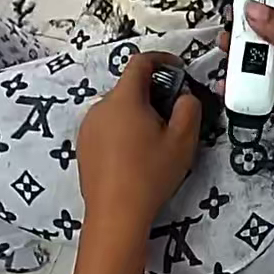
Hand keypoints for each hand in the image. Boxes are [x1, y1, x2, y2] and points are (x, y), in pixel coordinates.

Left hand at [78, 51, 201, 232]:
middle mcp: (101, 107)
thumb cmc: (150, 174)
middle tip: (174, 115)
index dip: (162, 60)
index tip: (178, 70)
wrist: (116, 213)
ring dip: (139, 113)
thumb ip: (190, 108)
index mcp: (124, 99)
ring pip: (119, 108)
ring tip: (156, 140)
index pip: (140, 62)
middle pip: (130, 88)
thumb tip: (185, 97)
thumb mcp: (183, 140)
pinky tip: (137, 155)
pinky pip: (108, 126)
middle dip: (154, 93)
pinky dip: (124, 130)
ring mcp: (89, 127)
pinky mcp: (84, 146)